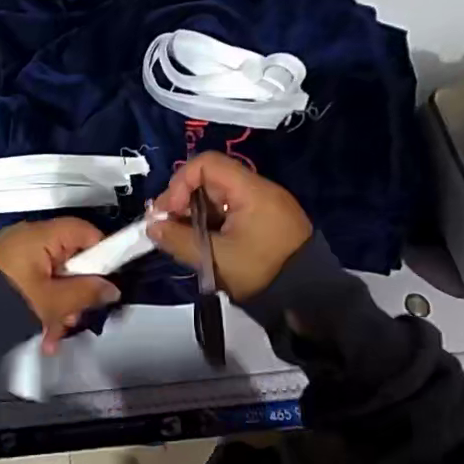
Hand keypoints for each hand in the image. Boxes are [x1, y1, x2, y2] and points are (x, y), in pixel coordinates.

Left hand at [0, 218, 121, 352]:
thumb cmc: (7, 305)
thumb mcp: (54, 302)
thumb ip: (87, 292)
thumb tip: (112, 287)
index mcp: (39, 235)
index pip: (84, 231)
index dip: (101, 253)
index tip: (107, 280)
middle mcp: (25, 237)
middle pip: (68, 257)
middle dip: (76, 291)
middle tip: (75, 318)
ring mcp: (11, 254)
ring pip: (51, 275)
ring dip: (58, 306)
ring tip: (53, 336)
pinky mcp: (0, 271)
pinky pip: (32, 282)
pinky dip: (40, 305)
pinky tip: (40, 335)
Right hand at [147, 153, 312, 300]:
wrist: (311, 300)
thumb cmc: (261, 272)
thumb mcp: (215, 259)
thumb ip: (179, 240)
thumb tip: (153, 227)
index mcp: (250, 190)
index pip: (206, 164)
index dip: (180, 183)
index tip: (169, 212)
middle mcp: (259, 189)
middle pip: (211, 179)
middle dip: (184, 201)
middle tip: (168, 228)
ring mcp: (266, 205)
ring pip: (219, 197)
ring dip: (197, 214)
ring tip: (184, 240)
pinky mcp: (268, 222)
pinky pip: (233, 211)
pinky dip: (213, 223)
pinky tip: (204, 244)